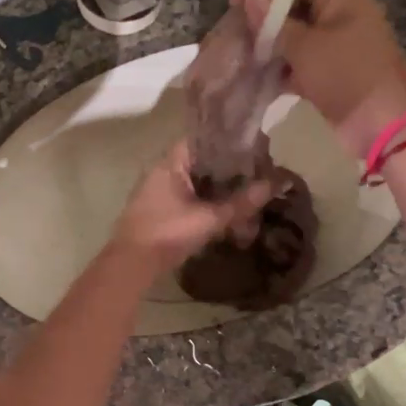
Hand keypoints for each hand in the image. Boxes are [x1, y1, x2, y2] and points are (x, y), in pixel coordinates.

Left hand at [109, 142, 270, 273]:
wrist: (131, 264)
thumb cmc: (167, 233)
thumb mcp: (209, 218)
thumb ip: (241, 202)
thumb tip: (274, 184)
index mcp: (170, 164)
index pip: (202, 140)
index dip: (228, 142)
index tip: (252, 149)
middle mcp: (163, 172)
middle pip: (201, 162)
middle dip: (229, 170)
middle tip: (256, 176)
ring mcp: (159, 192)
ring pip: (196, 183)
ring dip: (219, 190)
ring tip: (247, 196)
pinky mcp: (160, 211)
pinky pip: (189, 199)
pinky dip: (207, 204)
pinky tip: (227, 214)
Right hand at [232, 0, 405, 156]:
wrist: (382, 123)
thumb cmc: (345, 74)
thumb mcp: (304, 46)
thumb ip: (273, 21)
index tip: (235, 5)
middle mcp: (341, 12)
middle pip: (295, 5)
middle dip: (266, 19)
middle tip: (238, 34)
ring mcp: (338, 43)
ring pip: (296, 34)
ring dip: (272, 45)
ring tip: (244, 56)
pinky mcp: (332, 70)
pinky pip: (302, 60)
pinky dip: (283, 67)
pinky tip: (260, 77)